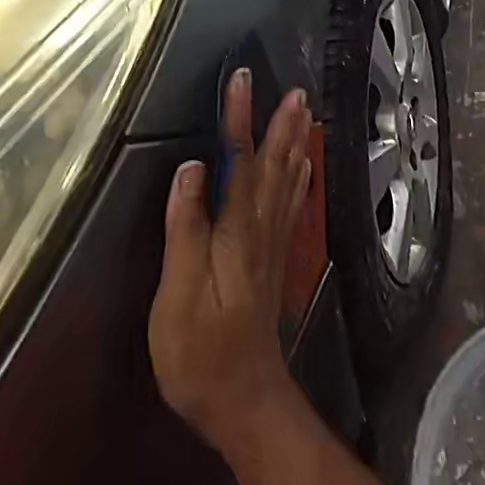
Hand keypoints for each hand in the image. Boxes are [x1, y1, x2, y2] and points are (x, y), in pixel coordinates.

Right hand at [148, 71, 312, 455]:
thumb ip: (186, 228)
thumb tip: (192, 167)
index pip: (240, 163)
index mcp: (235, 234)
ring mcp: (270, 249)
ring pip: (287, 186)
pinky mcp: (271, 264)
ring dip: (295, 146)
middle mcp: (260, 233)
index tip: (243, 80)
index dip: (240, 119)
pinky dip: (297, 182)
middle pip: (273, 169)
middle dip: (281, 125)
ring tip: (304, 115)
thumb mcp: (179, 293)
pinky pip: (289, 211)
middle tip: (295, 90)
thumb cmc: (200, 352)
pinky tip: (302, 169)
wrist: (243, 404)